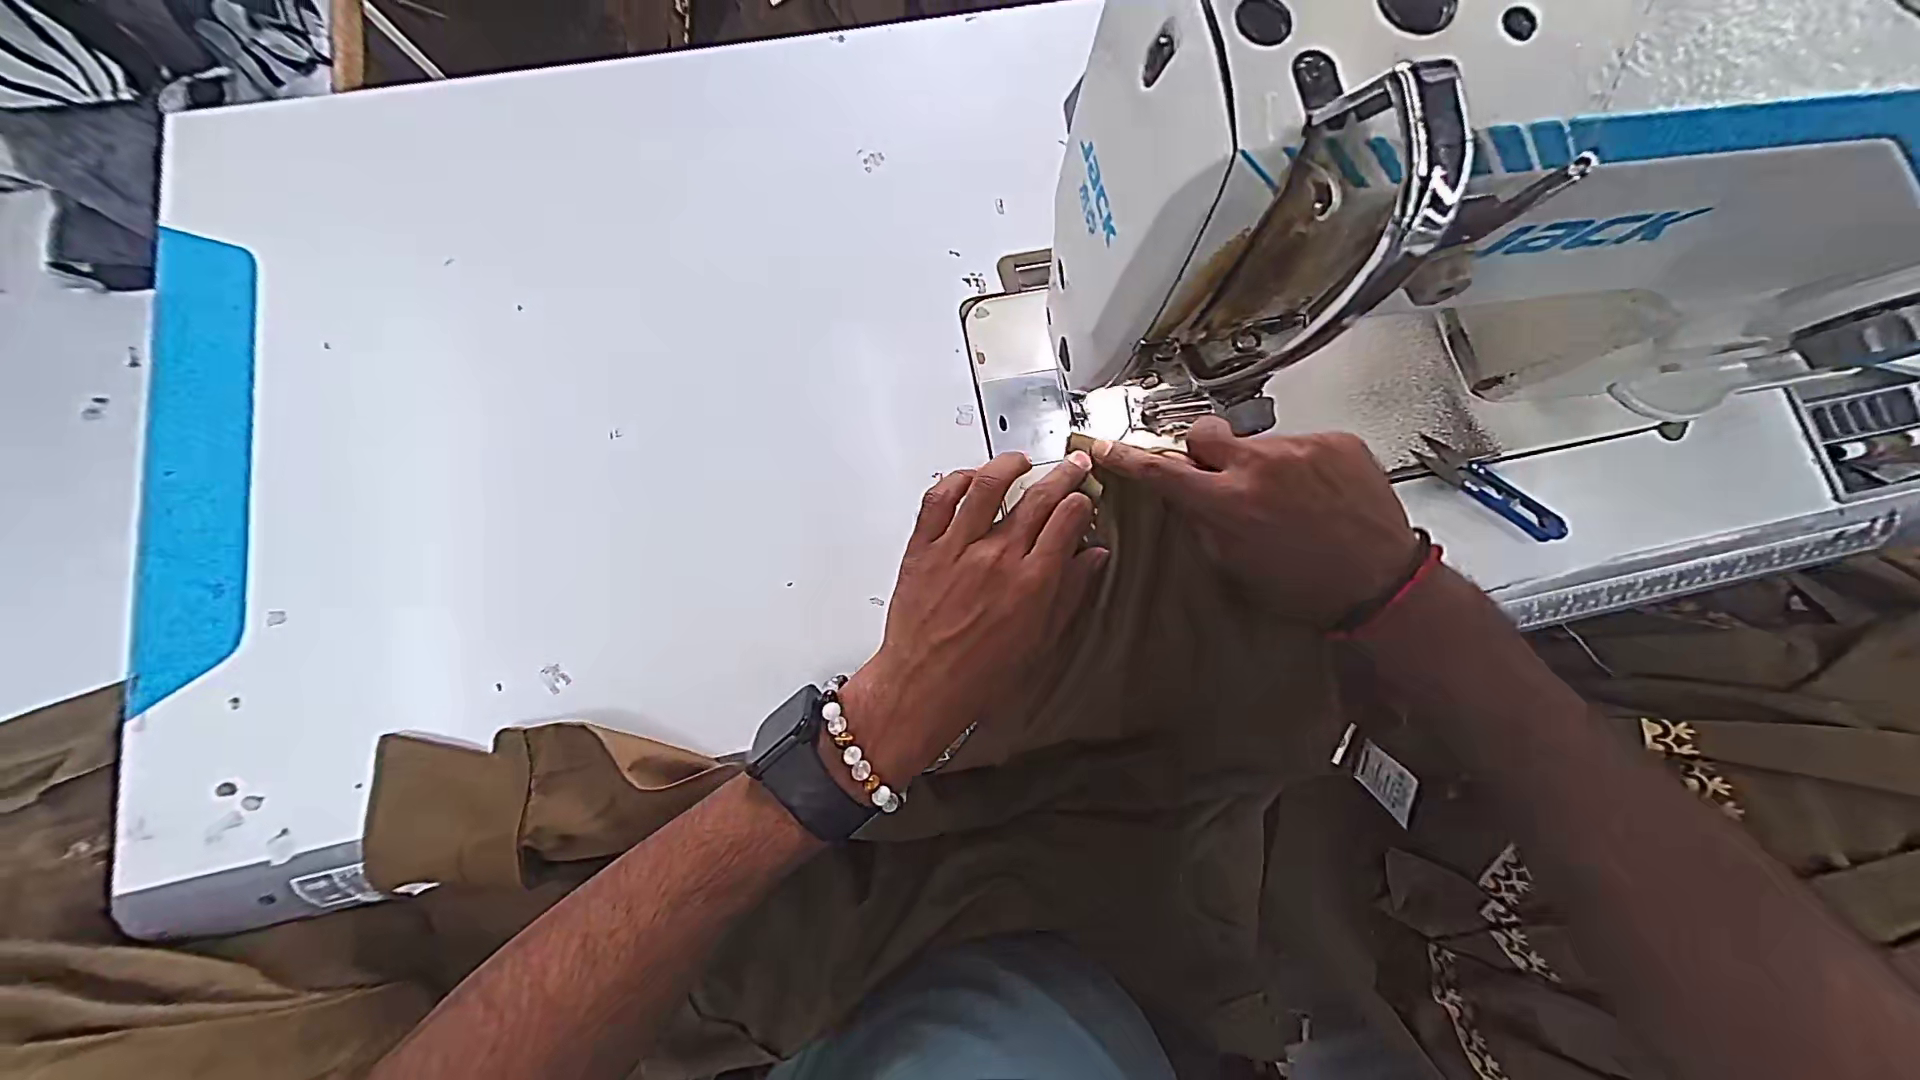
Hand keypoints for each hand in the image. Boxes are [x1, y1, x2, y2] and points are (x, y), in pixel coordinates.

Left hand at [837, 451, 1107, 784]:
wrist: (924, 687)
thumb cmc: (979, 675)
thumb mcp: (1041, 642)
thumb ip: (1070, 593)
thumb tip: (1093, 559)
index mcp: (1032, 582)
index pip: (1068, 518)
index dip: (1082, 501)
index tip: (1084, 498)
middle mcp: (997, 558)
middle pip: (1038, 497)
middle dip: (1063, 475)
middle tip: (1072, 467)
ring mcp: (957, 549)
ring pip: (988, 485)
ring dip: (1010, 465)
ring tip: (1021, 461)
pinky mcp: (923, 548)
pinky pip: (938, 499)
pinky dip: (956, 480)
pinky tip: (969, 477)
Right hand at [1091, 416, 1417, 627]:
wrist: (1380, 582)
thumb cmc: (1308, 586)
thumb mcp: (1233, 566)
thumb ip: (1202, 524)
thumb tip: (1186, 498)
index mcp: (1229, 503)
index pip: (1161, 470)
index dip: (1126, 457)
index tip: (1108, 445)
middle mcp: (1261, 468)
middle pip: (1203, 432)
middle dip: (1200, 450)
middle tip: (1215, 473)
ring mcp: (1300, 449)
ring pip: (1253, 441)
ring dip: (1256, 463)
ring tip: (1283, 496)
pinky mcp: (1334, 441)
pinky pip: (1296, 442)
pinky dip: (1295, 463)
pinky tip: (1311, 491)